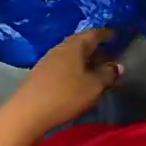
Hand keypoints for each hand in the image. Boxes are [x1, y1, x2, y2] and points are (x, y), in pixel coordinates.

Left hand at [0, 29, 123, 135]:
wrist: (28, 112)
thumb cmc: (65, 95)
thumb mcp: (93, 86)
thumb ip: (107, 74)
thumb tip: (117, 66)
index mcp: (75, 46)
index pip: (93, 34)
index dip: (106, 34)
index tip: (115, 34)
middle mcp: (60, 48)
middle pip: (80, 43)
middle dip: (95, 48)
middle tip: (108, 55)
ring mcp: (48, 60)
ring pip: (71, 55)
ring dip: (84, 60)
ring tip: (95, 70)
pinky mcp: (40, 73)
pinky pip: (63, 65)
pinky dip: (74, 68)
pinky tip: (77, 80)